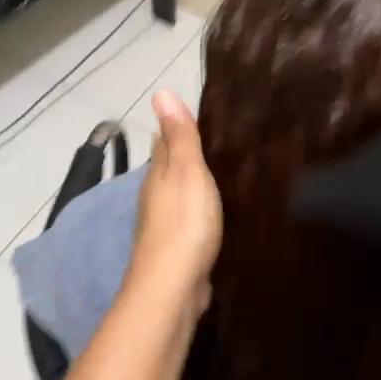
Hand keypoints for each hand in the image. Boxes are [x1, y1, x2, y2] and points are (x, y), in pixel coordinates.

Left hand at [124, 91, 222, 316]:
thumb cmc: (183, 224)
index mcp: (158, 175)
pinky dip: (201, 211)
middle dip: (188, 155)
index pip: (164, 141)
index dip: (178, 127)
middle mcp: (156, 196)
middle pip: (170, 168)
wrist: (173, 288)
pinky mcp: (178, 249)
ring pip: (179, 195)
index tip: (203, 115)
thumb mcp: (187, 173)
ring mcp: (165, 225)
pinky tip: (216, 213)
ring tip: (225, 174)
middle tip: (222, 142)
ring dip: (195, 185)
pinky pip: (190, 220)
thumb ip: (180, 137)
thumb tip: (160, 91)